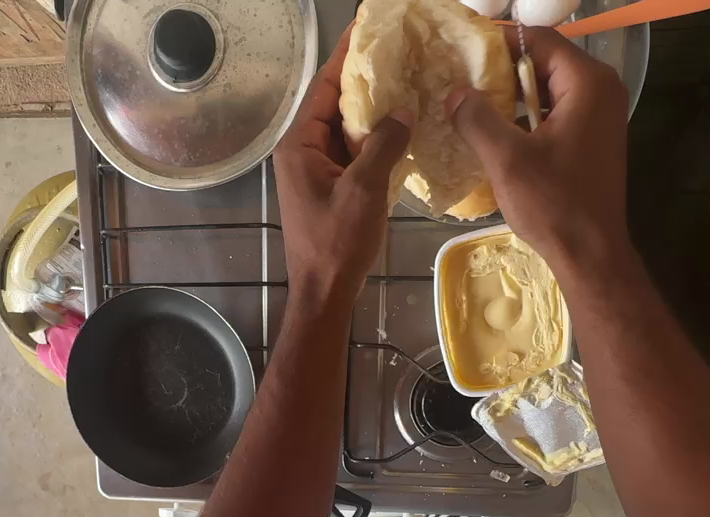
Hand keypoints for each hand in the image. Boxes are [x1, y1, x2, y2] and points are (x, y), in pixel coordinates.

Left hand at [274, 28, 413, 305]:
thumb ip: (384, 143)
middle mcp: (303, 154)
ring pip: (346, 132)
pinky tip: (403, 131)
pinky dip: (375, 143)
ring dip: (375, 114)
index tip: (373, 28)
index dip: (349, 56)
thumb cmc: (336, 244)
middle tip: (403, 56)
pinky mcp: (331, 192)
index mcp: (299, 145)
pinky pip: (353, 156)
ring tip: (410, 85)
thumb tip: (404, 109)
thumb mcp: (363, 189)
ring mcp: (316, 174)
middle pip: (335, 105)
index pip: (324, 86)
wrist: (325, 294)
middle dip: (368, 82)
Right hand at [446, 28, 633, 276]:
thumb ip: (478, 120)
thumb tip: (455, 93)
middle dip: (503, 74)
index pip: (539, 40)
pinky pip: (556, 118)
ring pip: (549, 93)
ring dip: (513, 102)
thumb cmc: (553, 204)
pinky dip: (528, 123)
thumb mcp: (507, 160)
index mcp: (587, 82)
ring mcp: (601, 118)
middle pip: (545, 64)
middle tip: (464, 85)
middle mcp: (601, 90)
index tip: (465, 54)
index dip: (500, 43)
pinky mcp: (594, 142)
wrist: (591, 253)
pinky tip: (500, 141)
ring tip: (475, 113)